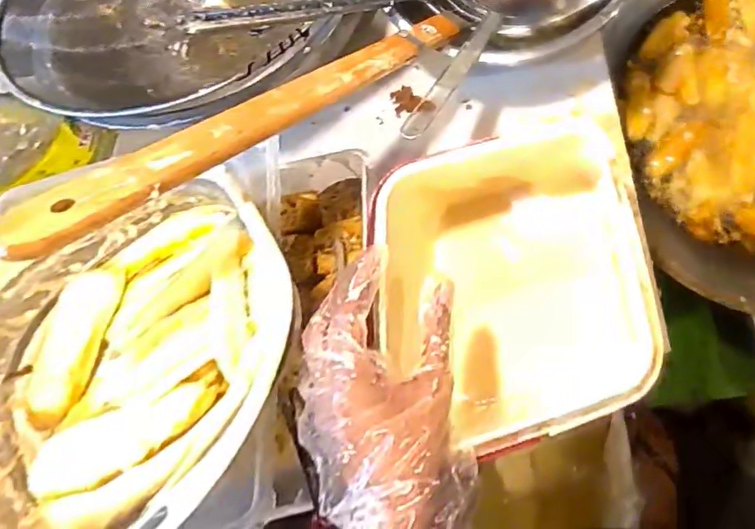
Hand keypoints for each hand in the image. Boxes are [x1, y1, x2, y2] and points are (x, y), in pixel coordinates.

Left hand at [297, 247, 473, 528]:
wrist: (387, 511)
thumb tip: (439, 286)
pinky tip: (358, 333)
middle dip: (343, 288)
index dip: (360, 276)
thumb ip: (435, 331)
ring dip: (338, 311)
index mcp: (344, 371)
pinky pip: (321, 361)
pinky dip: (337, 335)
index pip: (344, 309)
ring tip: (363, 289)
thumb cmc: (409, 451)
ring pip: (317, 343)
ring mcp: (315, 402)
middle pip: (321, 322)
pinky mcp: (320, 415)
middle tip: (368, 265)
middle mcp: (320, 383)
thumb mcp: (432, 384)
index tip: (378, 252)